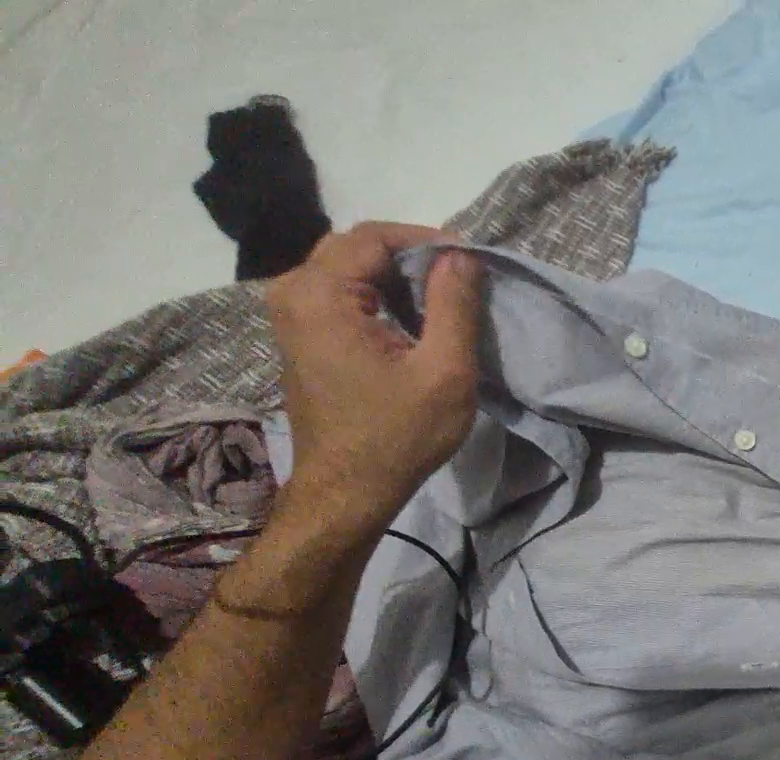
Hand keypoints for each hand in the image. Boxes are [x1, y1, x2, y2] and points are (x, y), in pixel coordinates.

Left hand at [265, 222, 485, 540]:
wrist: (350, 487)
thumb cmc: (400, 433)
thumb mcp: (445, 371)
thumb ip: (454, 306)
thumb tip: (462, 256)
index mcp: (320, 295)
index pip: (373, 236)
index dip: (427, 240)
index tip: (472, 262)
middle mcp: (292, 293)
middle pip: (356, 247)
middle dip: (412, 256)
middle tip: (462, 282)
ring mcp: (291, 315)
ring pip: (348, 269)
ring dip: (398, 277)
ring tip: (445, 302)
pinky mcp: (301, 335)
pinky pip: (341, 293)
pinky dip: (380, 295)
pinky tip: (414, 322)